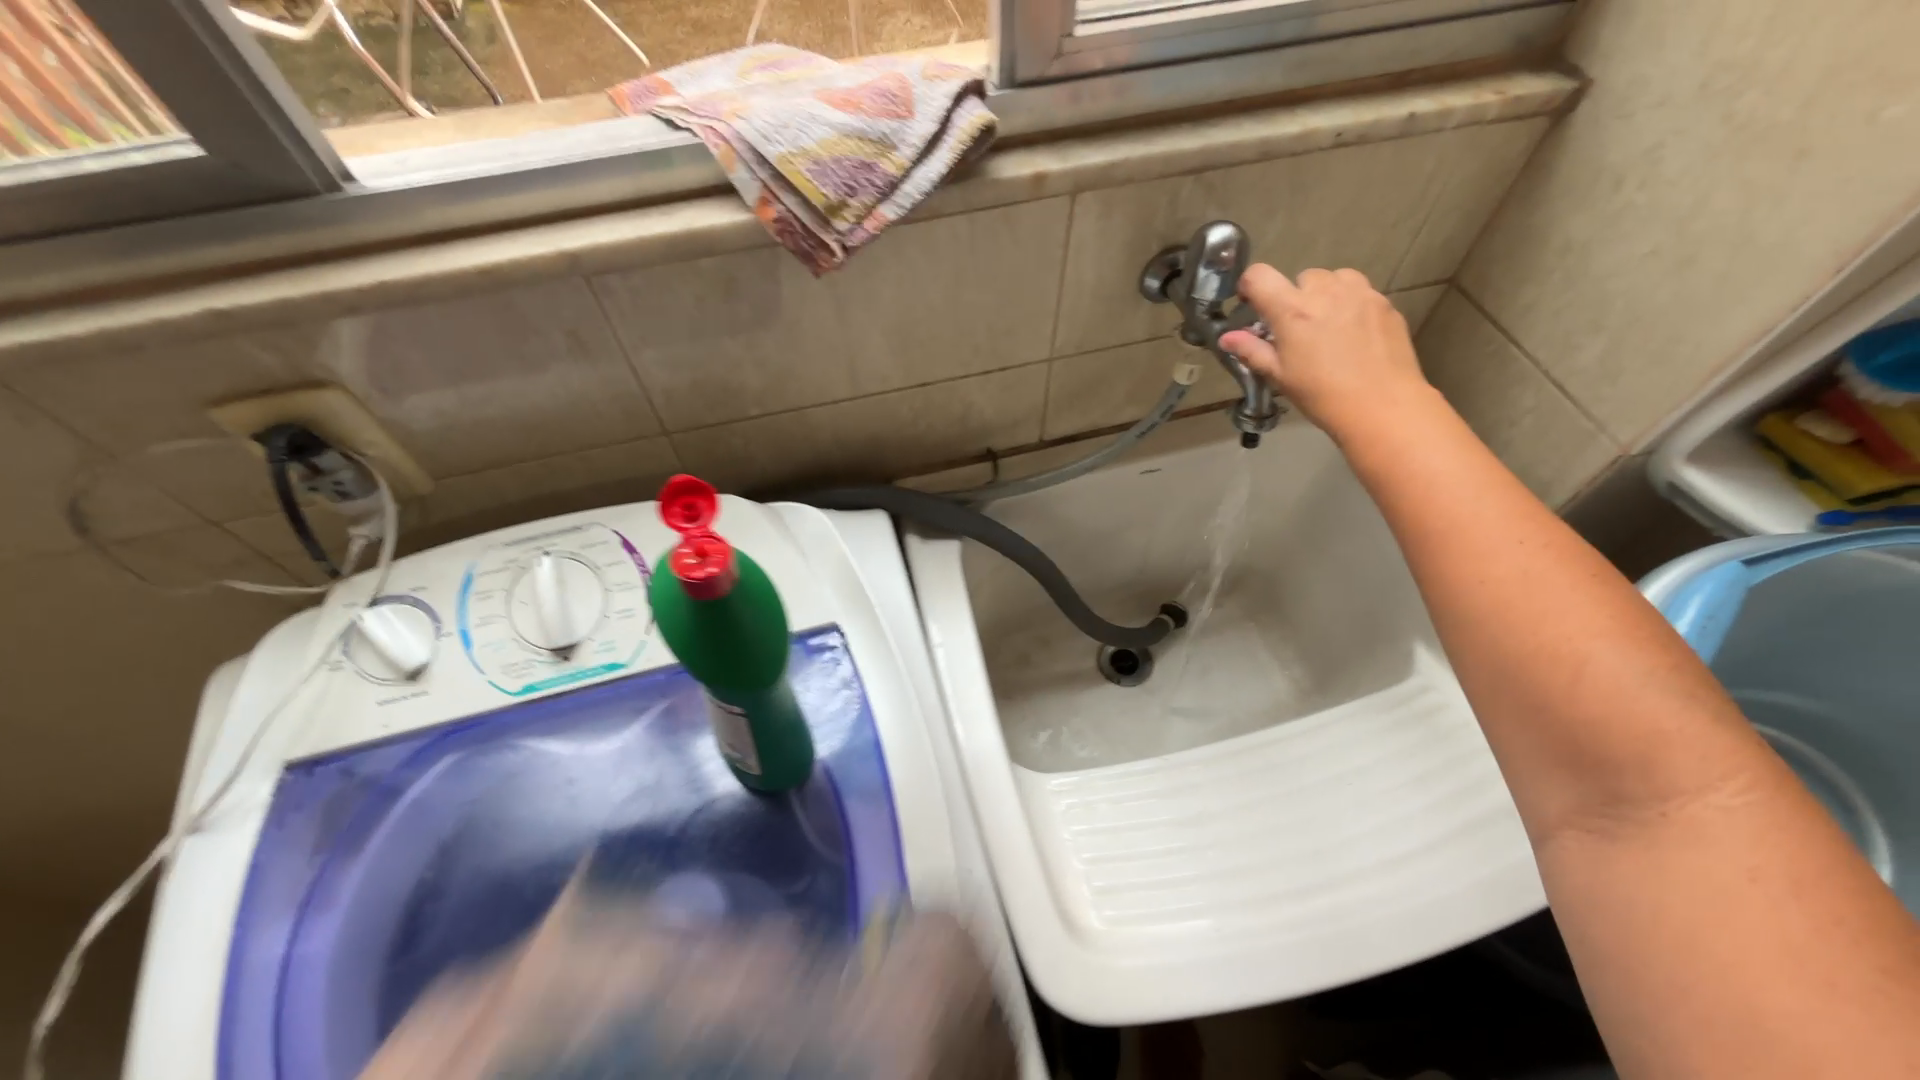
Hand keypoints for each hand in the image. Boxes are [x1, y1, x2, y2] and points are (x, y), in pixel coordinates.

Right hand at [1219, 265, 1434, 440]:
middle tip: (1297, 327)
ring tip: (1328, 322)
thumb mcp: (1280, 376)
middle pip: (1301, 277)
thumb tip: (1227, 337)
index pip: (1259, 276)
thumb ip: (1252, 351)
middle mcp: (1325, 292)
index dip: (1250, 286)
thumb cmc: (1322, 395)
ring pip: (1334, 278)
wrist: (1382, 405)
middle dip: (1294, 296)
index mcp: (1292, 311)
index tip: (1252, 303)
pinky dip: (1350, 303)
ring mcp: (1359, 293)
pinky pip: (1360, 291)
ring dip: (1325, 293)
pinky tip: (1354, 332)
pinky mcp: (1384, 302)